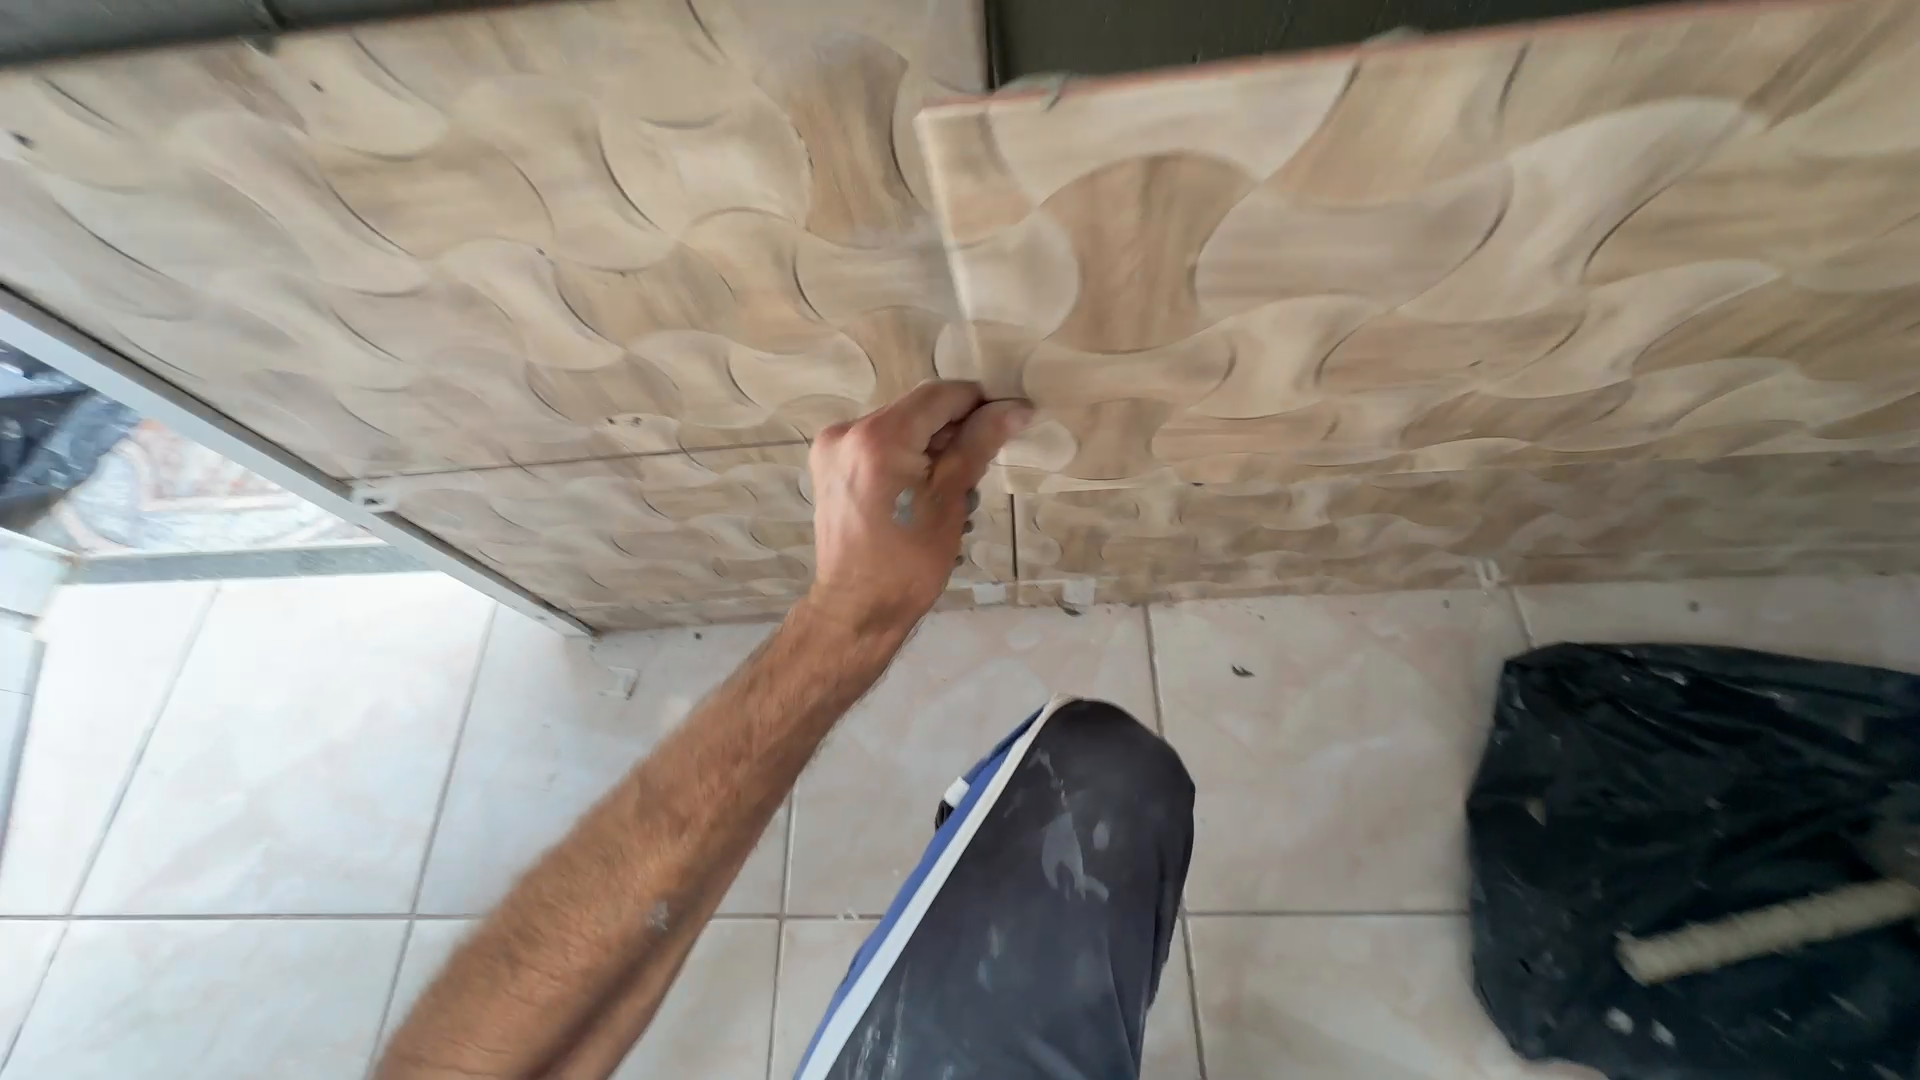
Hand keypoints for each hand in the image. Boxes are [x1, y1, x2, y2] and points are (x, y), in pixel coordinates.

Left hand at [803, 381, 1032, 635]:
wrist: (857, 610)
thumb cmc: (908, 563)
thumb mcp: (951, 500)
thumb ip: (979, 444)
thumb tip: (1015, 408)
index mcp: (876, 436)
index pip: (938, 395)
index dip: (978, 402)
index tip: (1009, 418)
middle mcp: (846, 432)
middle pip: (916, 412)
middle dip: (954, 433)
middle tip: (979, 472)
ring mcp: (832, 450)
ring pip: (899, 429)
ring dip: (932, 450)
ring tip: (950, 494)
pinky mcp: (829, 468)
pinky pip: (879, 448)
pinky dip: (906, 461)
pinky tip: (922, 497)